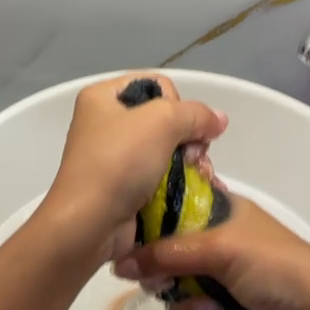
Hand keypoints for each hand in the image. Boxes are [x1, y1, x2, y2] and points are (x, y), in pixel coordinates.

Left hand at [38, 73, 227, 262]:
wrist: (90, 223)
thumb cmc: (119, 163)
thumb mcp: (162, 122)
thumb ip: (196, 114)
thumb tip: (219, 120)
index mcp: (103, 98)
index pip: (156, 86)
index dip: (177, 104)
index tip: (178, 128)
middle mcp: (106, 125)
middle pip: (166, 122)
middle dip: (188, 139)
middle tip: (192, 158)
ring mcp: (115, 160)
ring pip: (168, 153)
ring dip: (189, 165)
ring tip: (197, 178)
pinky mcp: (123, 190)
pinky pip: (160, 179)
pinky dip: (178, 185)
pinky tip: (190, 193)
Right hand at [112, 194, 309, 309]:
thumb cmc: (276, 267)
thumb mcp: (220, 250)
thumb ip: (167, 254)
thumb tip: (119, 264)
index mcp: (221, 213)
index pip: (171, 212)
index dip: (150, 232)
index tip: (137, 253)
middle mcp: (219, 243)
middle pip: (166, 261)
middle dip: (170, 282)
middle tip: (171, 288)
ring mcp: (224, 279)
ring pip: (180, 296)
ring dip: (193, 309)